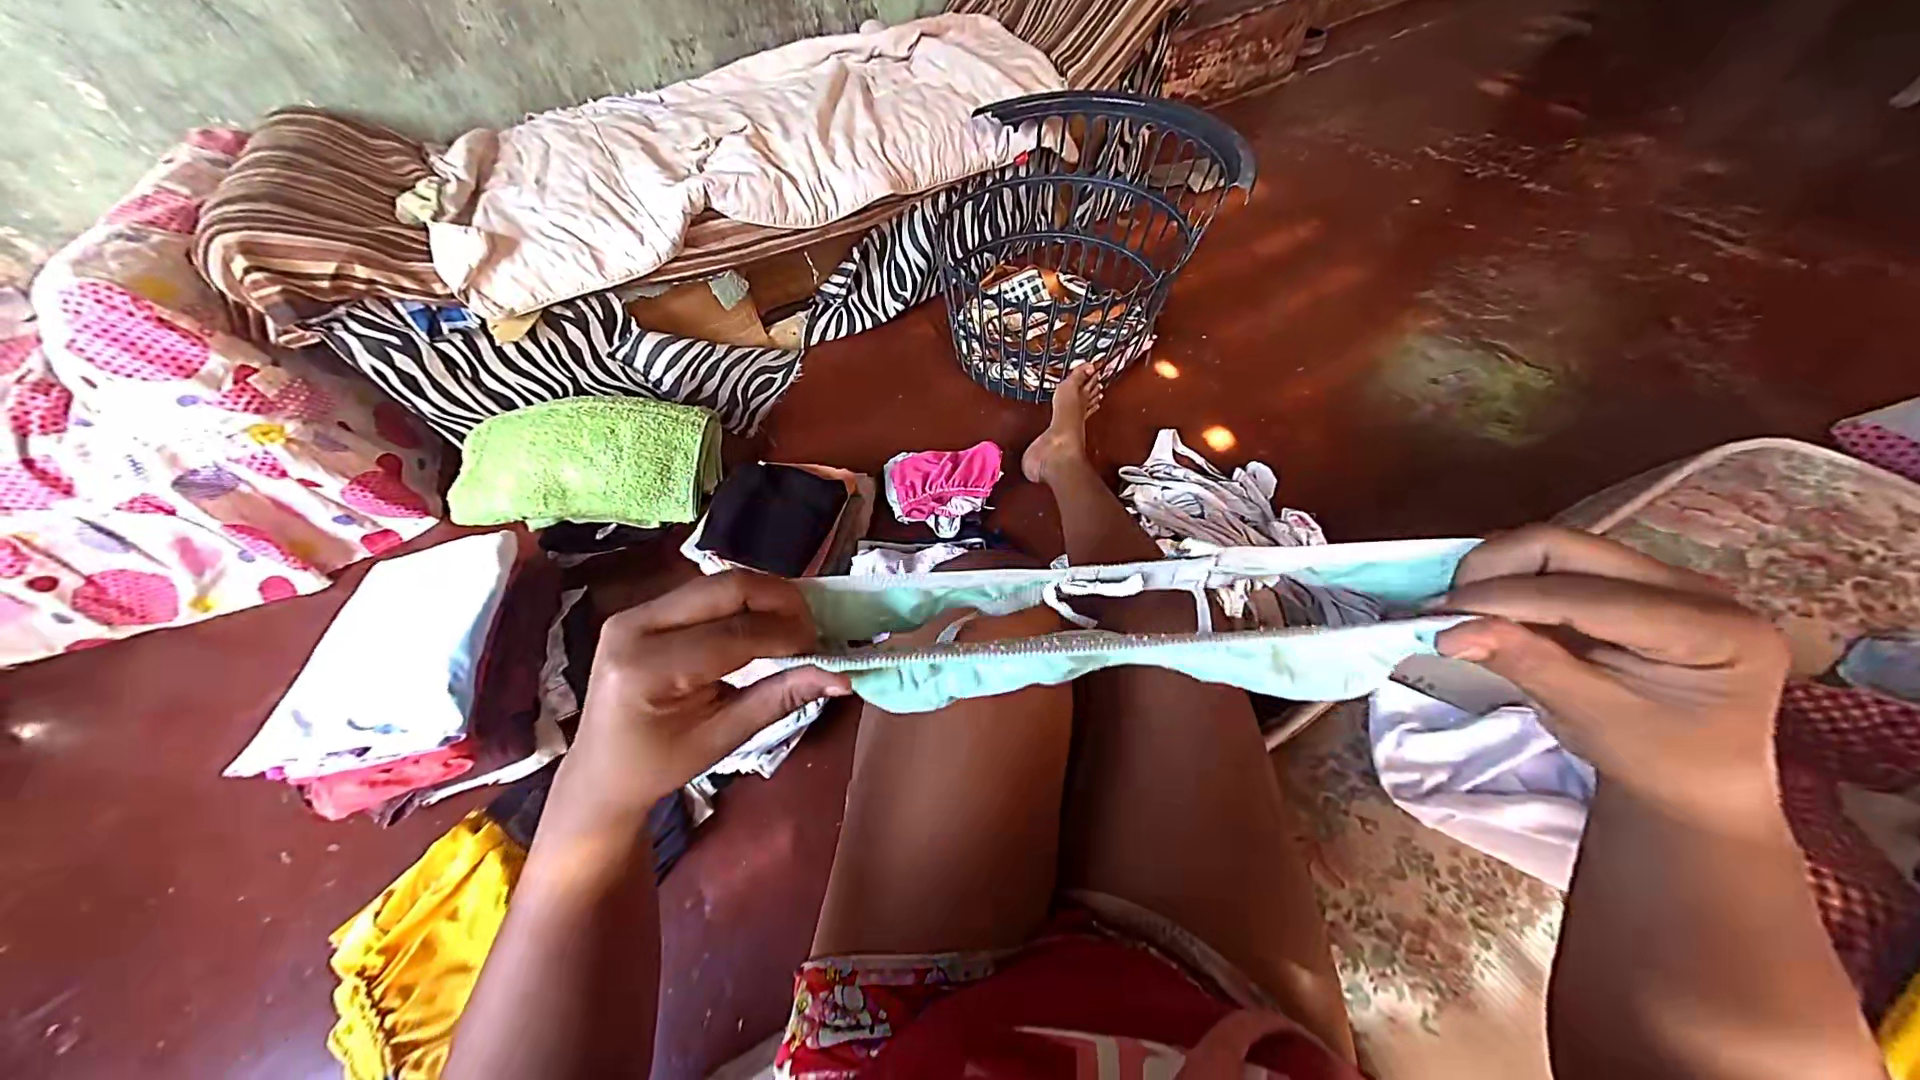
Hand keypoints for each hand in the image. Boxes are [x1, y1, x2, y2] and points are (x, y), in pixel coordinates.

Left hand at [556, 572, 850, 821]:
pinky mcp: (642, 610)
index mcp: (648, 668)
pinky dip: (744, 602)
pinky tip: (764, 622)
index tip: (821, 648)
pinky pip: (706, 592)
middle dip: (781, 600)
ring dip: (765, 597)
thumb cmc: (659, 766)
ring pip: (720, 582)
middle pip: (727, 587)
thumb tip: (841, 678)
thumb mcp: (723, 738)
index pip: (735, 633)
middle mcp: (635, 626)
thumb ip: (780, 698)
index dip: (787, 634)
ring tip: (793, 625)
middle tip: (812, 627)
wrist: (599, 772)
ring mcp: (634, 613)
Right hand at [1434, 525, 1789, 826]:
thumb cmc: (1655, 760)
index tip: (1437, 618)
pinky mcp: (1626, 580)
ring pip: (1551, 545)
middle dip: (1491, 570)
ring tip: (1461, 609)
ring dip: (1493, 570)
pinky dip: (1505, 576)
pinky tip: (1486, 606)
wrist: (1692, 779)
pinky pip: (1551, 561)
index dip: (1503, 599)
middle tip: (1446, 609)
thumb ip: (1528, 665)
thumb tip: (1452, 632)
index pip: (1583, 594)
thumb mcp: (1592, 720)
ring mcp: (1660, 578)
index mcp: (1712, 629)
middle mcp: (1693, 587)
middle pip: (1564, 547)